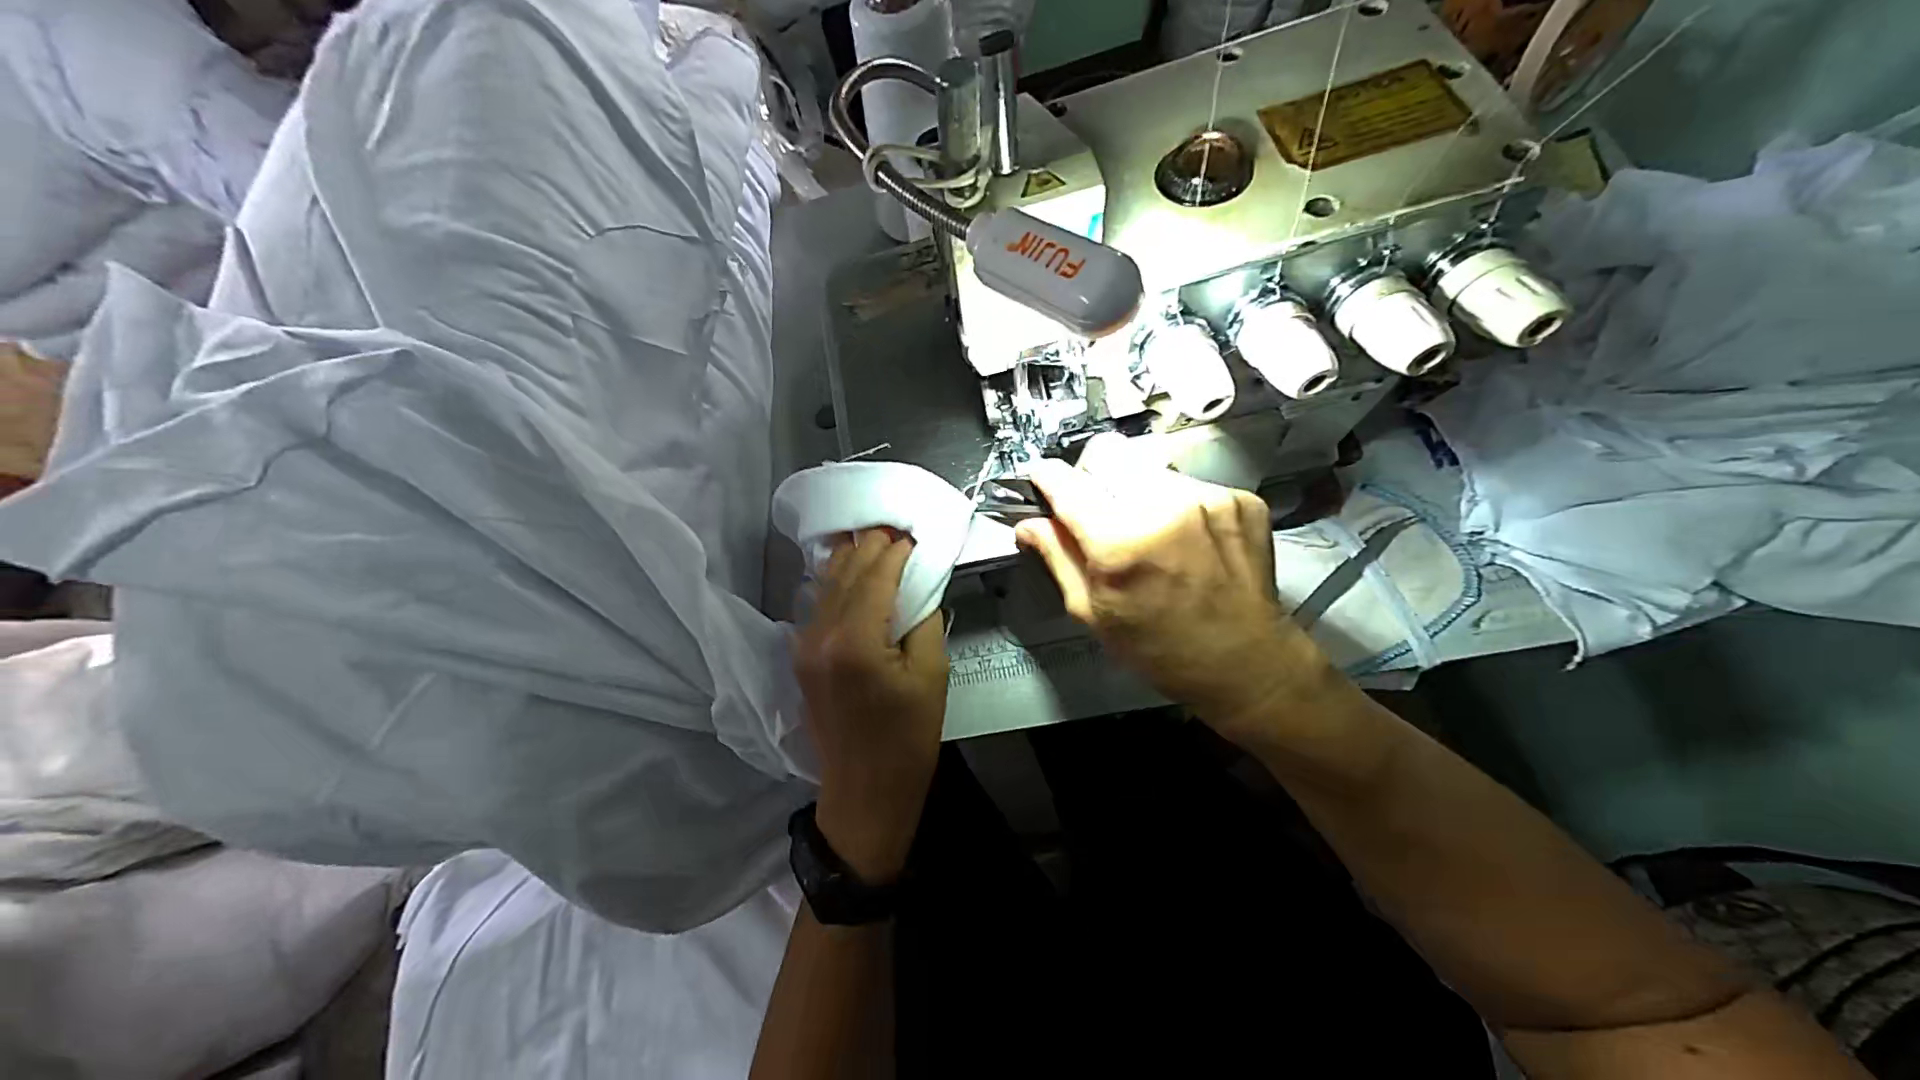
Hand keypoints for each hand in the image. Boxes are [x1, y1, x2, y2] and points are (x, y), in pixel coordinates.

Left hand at [794, 528, 949, 883]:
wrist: (865, 793)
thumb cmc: (908, 739)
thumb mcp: (932, 675)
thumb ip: (924, 618)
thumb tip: (919, 581)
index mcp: (854, 638)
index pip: (877, 572)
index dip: (899, 549)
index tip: (917, 534)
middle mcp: (820, 633)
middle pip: (847, 569)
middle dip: (875, 545)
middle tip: (901, 530)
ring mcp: (804, 644)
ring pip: (827, 581)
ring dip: (854, 559)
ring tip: (880, 543)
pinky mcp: (801, 656)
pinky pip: (818, 603)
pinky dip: (838, 582)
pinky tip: (856, 574)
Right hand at [1014, 441, 1344, 755]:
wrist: (1245, 662)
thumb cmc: (1162, 650)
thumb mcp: (1093, 613)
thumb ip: (1058, 558)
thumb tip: (1030, 525)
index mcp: (1120, 544)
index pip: (1067, 484)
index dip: (1046, 476)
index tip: (1041, 477)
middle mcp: (1164, 509)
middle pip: (1106, 455)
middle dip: (1090, 477)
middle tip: (1094, 510)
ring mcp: (1207, 499)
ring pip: (1145, 466)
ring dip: (1132, 488)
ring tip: (1145, 530)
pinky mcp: (1238, 499)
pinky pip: (1185, 481)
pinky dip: (1172, 501)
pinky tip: (1180, 537)